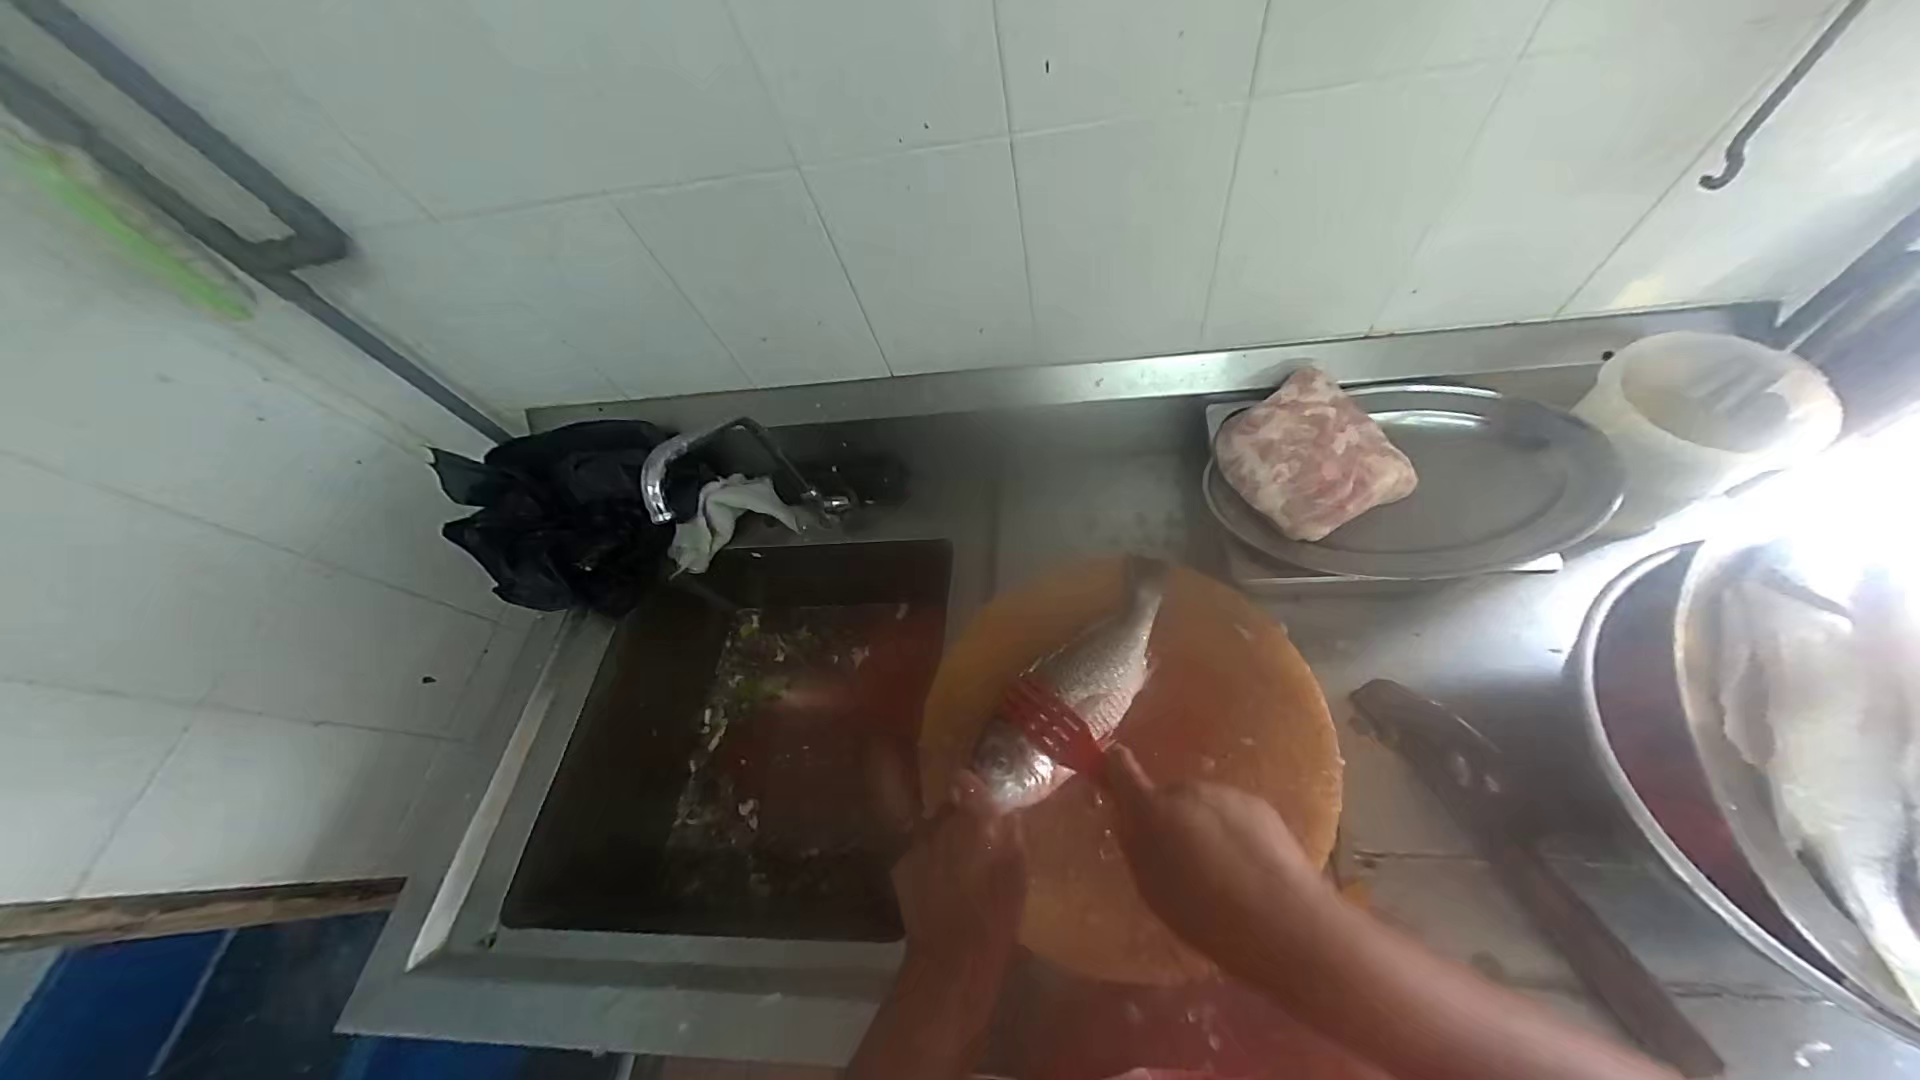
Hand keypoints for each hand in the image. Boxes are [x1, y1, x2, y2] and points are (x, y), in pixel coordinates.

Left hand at [892, 772, 1027, 968]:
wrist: (952, 961)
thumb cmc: (995, 917)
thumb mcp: (1016, 873)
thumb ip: (1011, 833)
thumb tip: (1006, 809)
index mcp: (972, 820)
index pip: (966, 782)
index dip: (973, 786)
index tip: (980, 795)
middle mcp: (939, 824)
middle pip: (948, 808)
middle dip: (959, 818)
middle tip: (974, 840)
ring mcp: (916, 844)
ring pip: (930, 829)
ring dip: (941, 838)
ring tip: (954, 864)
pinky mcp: (900, 867)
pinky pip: (917, 852)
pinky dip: (926, 861)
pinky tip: (936, 883)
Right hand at [1104, 745, 1328, 962]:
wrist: (1286, 924)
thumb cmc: (1206, 915)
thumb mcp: (1151, 888)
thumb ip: (1134, 844)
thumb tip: (1127, 816)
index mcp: (1152, 808)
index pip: (1120, 766)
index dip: (1114, 769)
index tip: (1112, 778)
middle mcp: (1186, 789)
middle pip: (1168, 794)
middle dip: (1169, 817)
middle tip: (1181, 859)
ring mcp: (1225, 794)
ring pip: (1203, 805)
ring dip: (1203, 826)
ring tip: (1223, 872)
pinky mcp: (1259, 804)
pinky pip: (1233, 813)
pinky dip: (1233, 832)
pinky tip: (1249, 869)